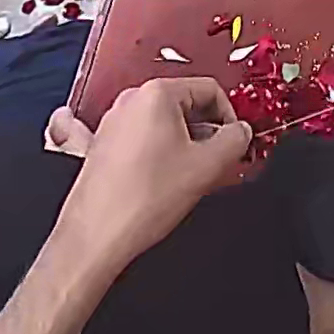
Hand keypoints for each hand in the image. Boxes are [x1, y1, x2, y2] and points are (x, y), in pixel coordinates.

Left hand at [48, 79, 249, 274]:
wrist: (92, 243)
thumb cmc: (145, 199)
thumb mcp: (209, 165)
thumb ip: (236, 139)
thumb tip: (241, 131)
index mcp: (158, 93)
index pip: (210, 90)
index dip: (229, 116)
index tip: (234, 141)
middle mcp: (131, 101)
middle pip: (186, 105)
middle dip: (206, 131)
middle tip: (215, 160)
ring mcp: (110, 123)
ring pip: (162, 122)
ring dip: (180, 142)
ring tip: (186, 173)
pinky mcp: (96, 147)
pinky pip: (128, 136)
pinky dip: (144, 144)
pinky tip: (142, 156)